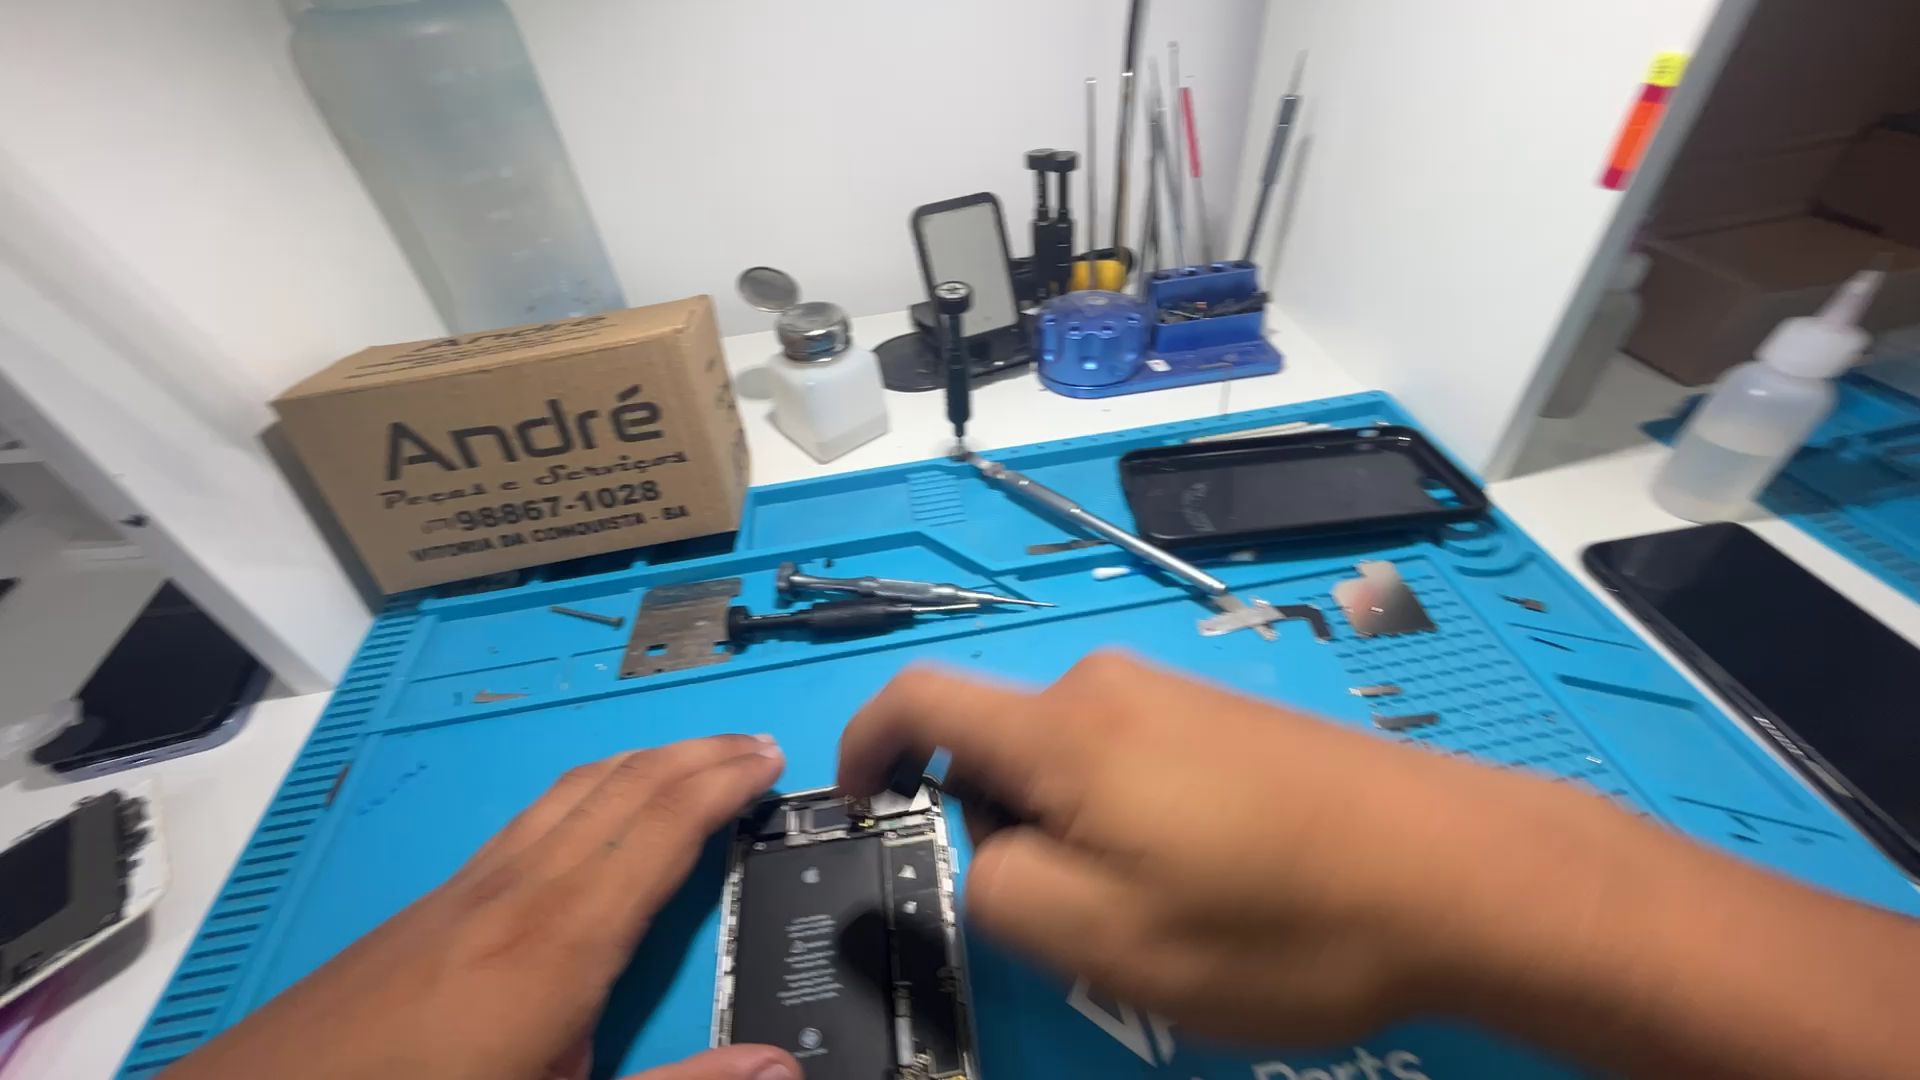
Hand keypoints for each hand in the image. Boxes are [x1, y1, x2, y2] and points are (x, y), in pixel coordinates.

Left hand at [164, 735, 800, 1079]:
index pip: (667, 822)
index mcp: (567, 937)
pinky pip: (542, 809)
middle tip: (757, 744)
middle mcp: (527, 884)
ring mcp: (475, 882)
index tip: (773, 758)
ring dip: (653, 757)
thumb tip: (782, 1066)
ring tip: (701, 757)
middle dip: (703, 752)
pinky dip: (601, 782)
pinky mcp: (439, 896)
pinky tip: (602, 803)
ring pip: (582, 784)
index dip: (727, 780)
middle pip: (631, 782)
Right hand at [836, 651, 1647, 1043]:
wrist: (1452, 867)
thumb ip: (995, 886)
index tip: (860, 804)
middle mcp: (1099, 686)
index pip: (919, 698)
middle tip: (1056, 911)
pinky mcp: (1208, 714)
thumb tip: (977, 842)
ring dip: (1059, 826)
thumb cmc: (1266, 913)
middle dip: (989, 820)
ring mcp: (1161, 693)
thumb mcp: (1101, 935)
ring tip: (1141, 903)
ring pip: (1059, 756)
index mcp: (1057, 725)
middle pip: (994, 740)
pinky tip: (1191, 872)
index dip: (865, 744)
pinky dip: (1111, 812)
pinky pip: (1117, 755)